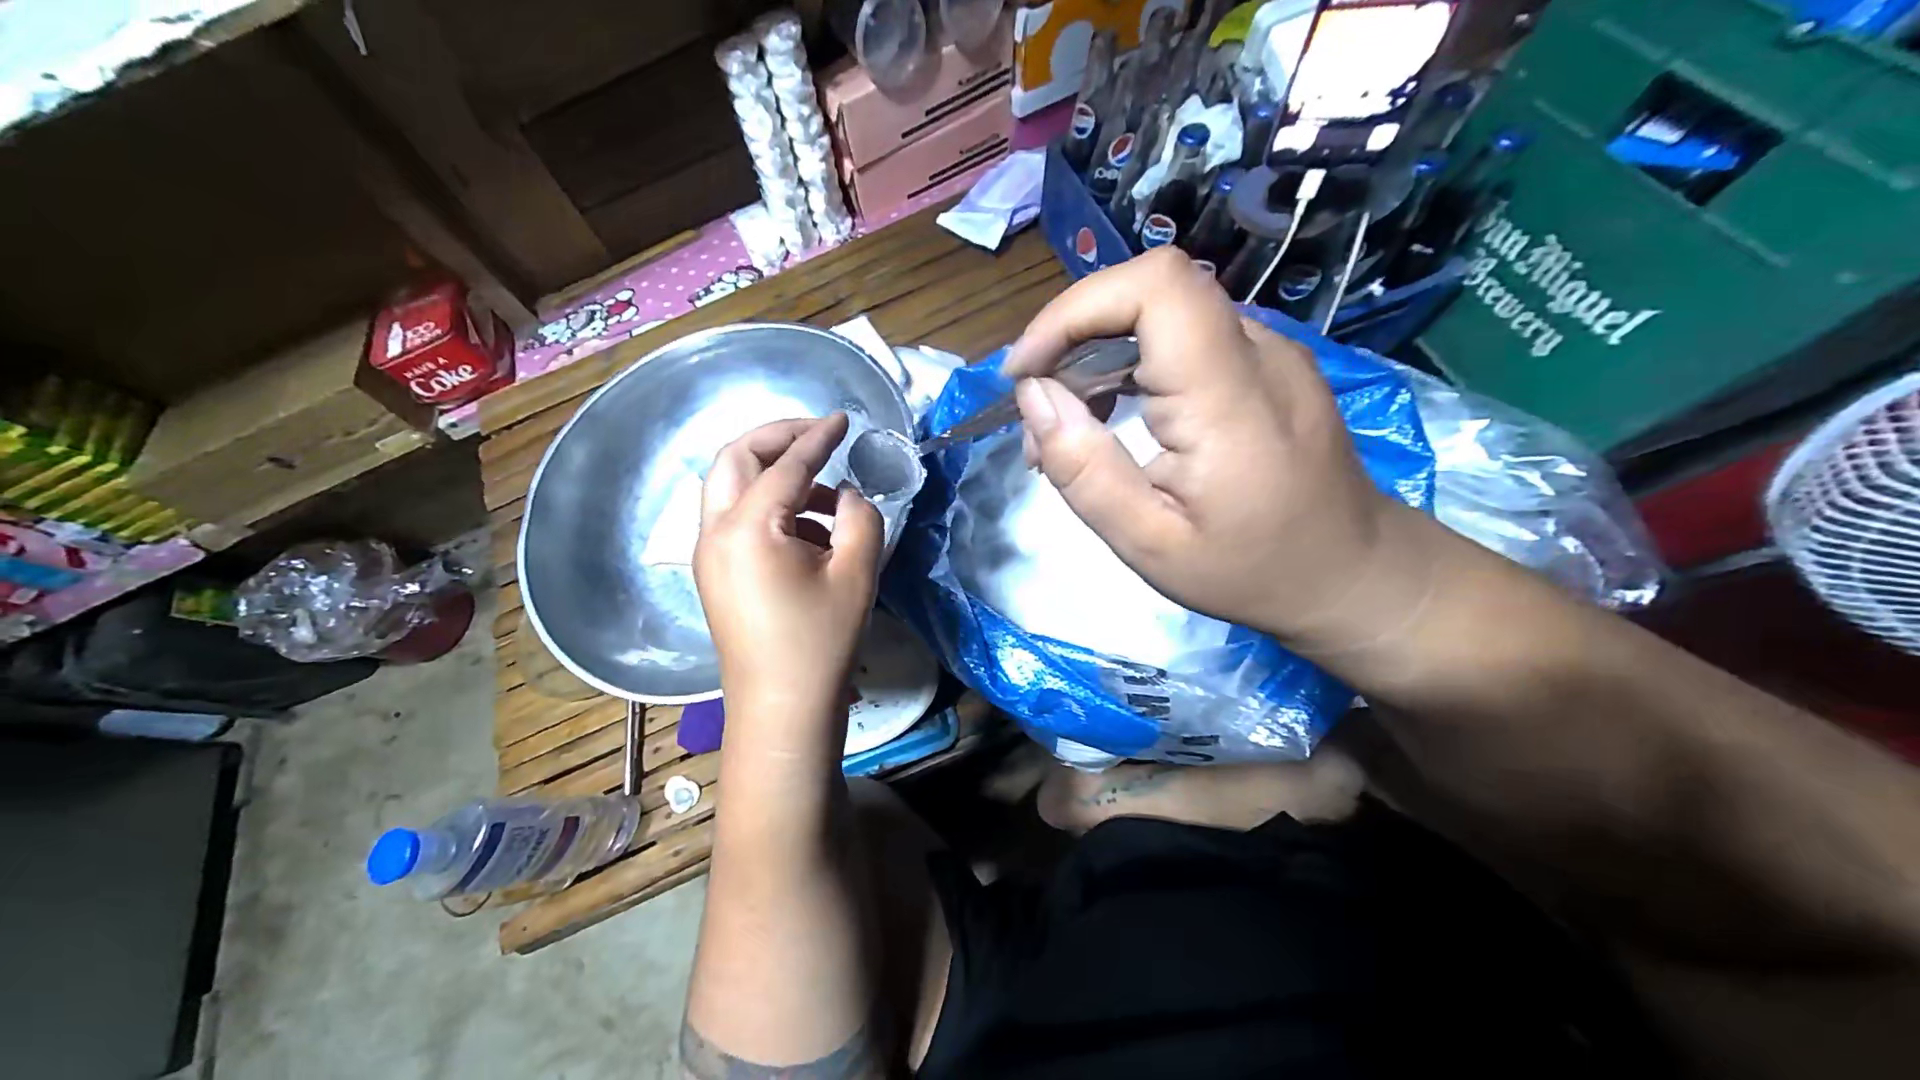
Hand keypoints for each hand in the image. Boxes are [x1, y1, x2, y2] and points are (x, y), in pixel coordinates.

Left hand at [695, 414, 882, 722]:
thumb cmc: (821, 642)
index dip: (818, 436)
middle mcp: (715, 531)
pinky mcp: (714, 574)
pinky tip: (810, 533)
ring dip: (775, 475)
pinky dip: (769, 507)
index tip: (844, 418)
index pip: (786, 464)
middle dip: (779, 438)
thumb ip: (861, 518)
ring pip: (731, 487)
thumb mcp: (857, 573)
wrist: (782, 709)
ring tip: (828, 497)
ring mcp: (708, 554)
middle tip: (821, 437)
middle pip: (736, 458)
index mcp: (748, 527)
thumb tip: (848, 495)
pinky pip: (735, 518)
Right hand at [1001, 248, 1441, 653]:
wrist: (1351, 574)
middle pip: (1148, 292)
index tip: (1028, 370)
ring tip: (1069, 429)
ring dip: (1096, 356)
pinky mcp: (1264, 364)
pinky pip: (1182, 340)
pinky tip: (1112, 419)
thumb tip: (1033, 396)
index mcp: (1229, 397)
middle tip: (1039, 415)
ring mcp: (1267, 352)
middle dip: (1073, 339)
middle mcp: (1256, 352)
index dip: (1077, 308)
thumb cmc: (1250, 571)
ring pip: (1160, 314)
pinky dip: (1130, 367)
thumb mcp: (1149, 544)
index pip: (1156, 286)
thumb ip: (1085, 471)